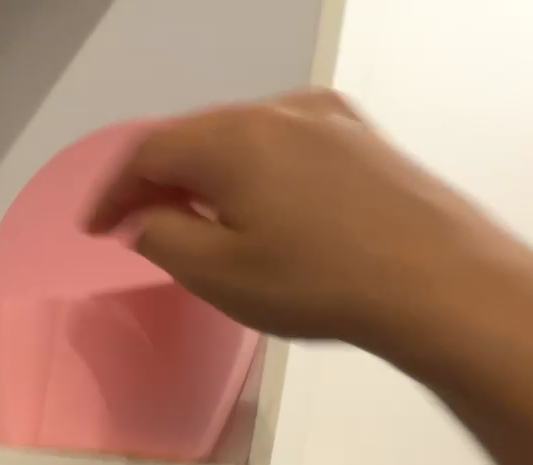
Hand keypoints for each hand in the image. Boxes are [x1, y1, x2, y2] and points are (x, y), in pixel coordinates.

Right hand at [85, 91, 523, 357]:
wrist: (439, 283)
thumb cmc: (311, 282)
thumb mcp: (211, 271)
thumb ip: (158, 236)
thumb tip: (142, 217)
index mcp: (234, 140)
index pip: (148, 152)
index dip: (111, 191)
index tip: (92, 230)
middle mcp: (279, 113)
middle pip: (191, 135)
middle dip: (149, 179)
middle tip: (127, 224)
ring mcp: (328, 120)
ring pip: (235, 137)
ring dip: (194, 174)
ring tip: (178, 217)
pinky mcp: (360, 140)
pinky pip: (276, 142)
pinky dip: (240, 169)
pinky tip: (241, 204)